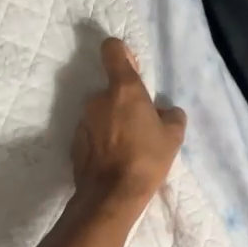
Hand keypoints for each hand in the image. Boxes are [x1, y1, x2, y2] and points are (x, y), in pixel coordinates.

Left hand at [70, 37, 186, 216]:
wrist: (111, 196)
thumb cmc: (146, 160)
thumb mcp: (173, 137)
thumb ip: (171, 115)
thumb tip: (164, 112)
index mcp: (124, 89)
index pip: (113, 50)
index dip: (121, 53)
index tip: (131, 67)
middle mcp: (98, 99)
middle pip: (111, 91)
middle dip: (123, 104)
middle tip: (139, 128)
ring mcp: (83, 121)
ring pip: (101, 114)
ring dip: (112, 124)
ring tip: (126, 149)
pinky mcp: (74, 143)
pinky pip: (92, 135)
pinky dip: (100, 142)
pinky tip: (112, 161)